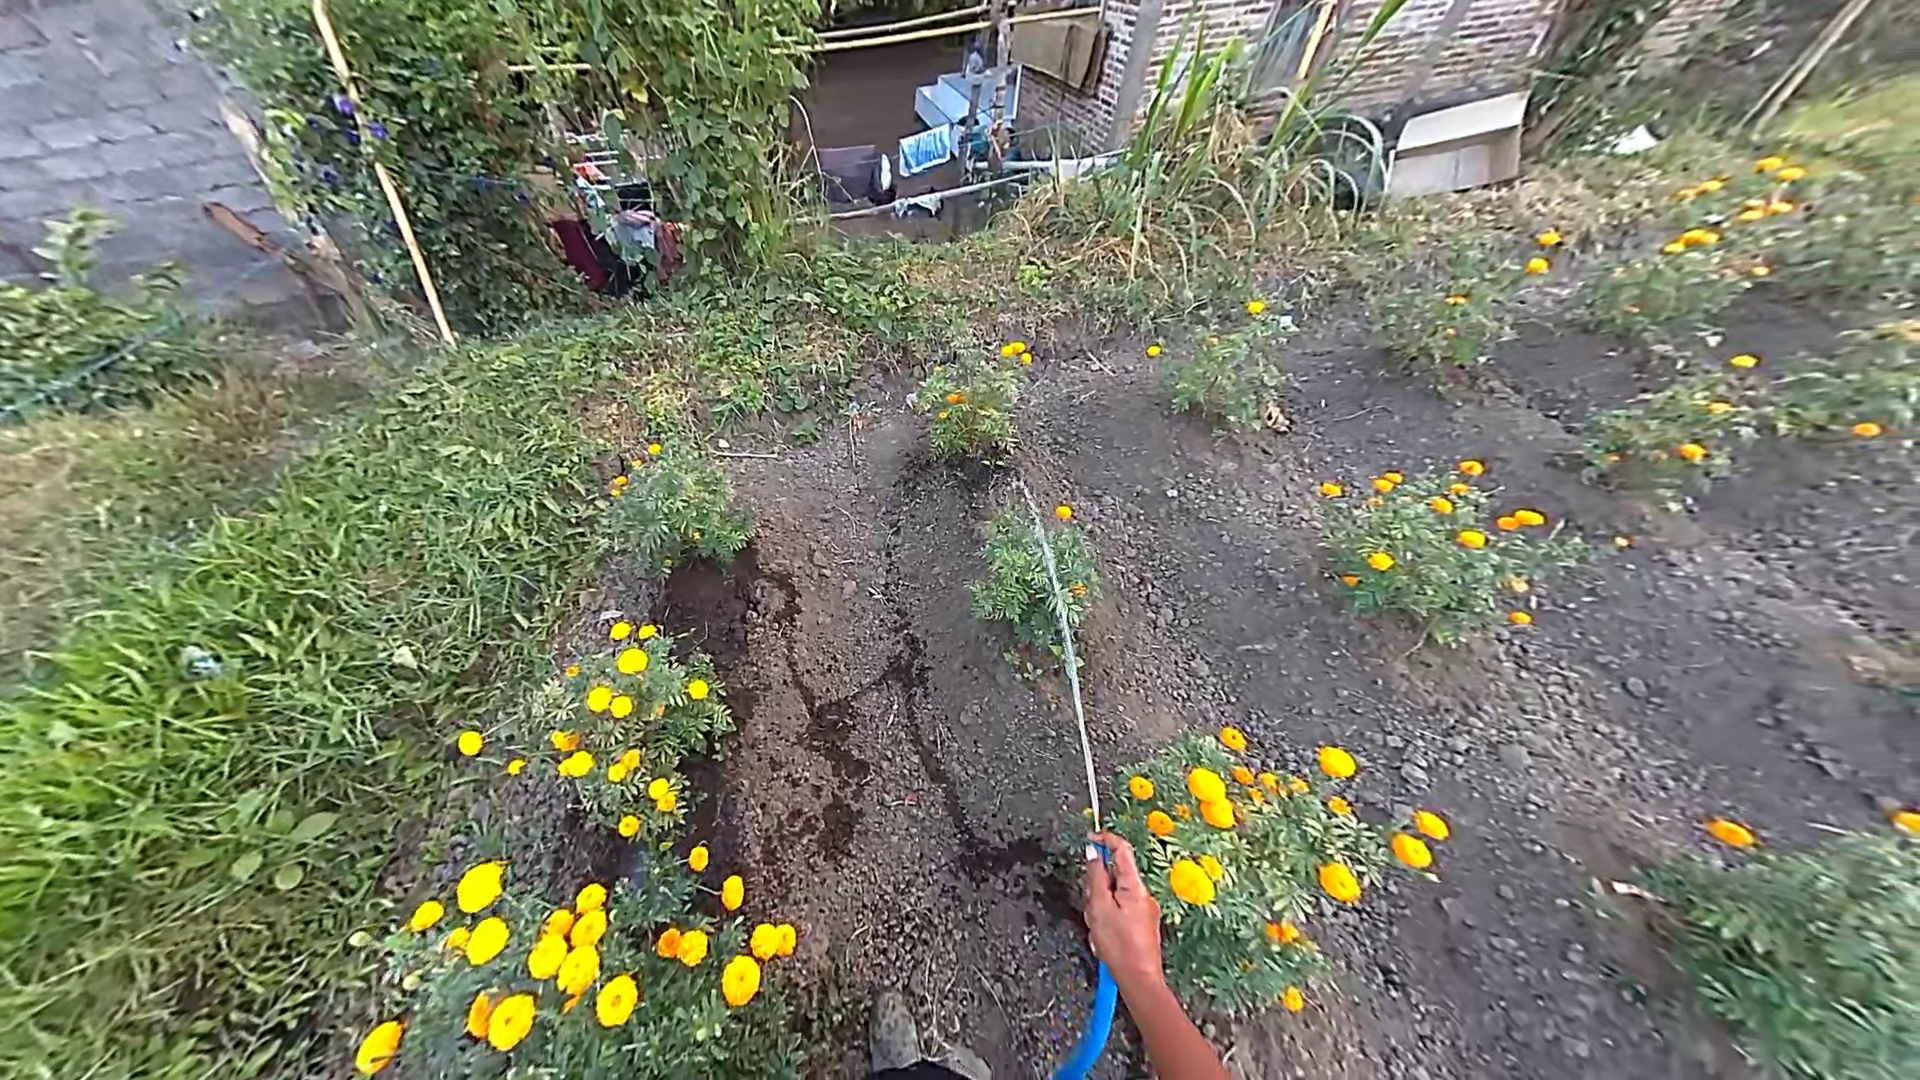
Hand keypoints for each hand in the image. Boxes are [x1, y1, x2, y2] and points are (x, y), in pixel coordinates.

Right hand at [1083, 831, 1164, 994]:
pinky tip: (1106, 934)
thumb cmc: (1119, 947)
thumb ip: (1095, 876)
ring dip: (1102, 903)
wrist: (1139, 981)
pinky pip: (1122, 907)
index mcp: (1134, 886)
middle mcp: (1143, 894)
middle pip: (1116, 873)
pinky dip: (1110, 914)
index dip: (1105, 839)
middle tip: (1092, 904)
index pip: (1121, 848)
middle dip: (1099, 884)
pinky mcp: (1143, 922)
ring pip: (1116, 892)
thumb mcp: (1099, 906)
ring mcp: (1145, 909)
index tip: (1090, 838)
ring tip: (1099, 925)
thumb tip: (1093, 852)